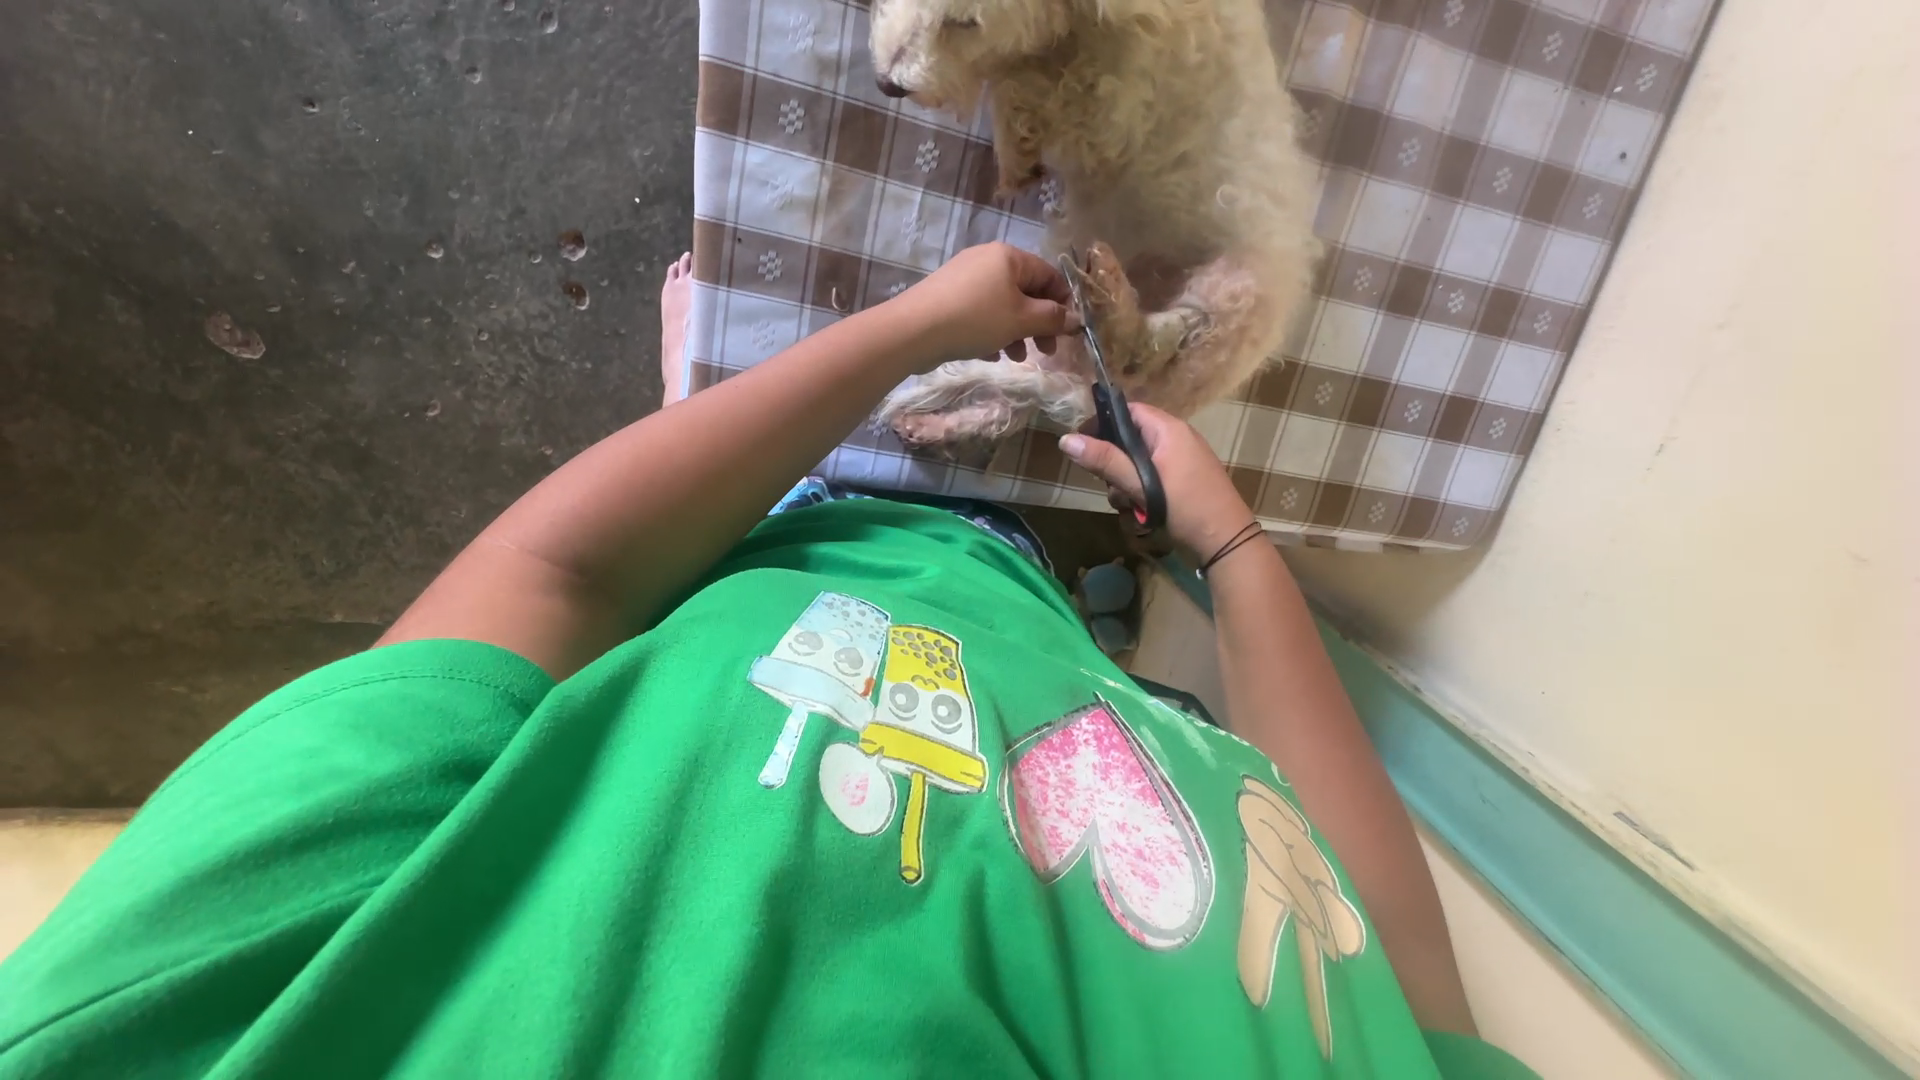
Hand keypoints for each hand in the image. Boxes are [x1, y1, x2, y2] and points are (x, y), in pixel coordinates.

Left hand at [892, 243, 1079, 371]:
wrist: (915, 330)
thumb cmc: (976, 319)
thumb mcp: (1021, 320)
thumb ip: (1052, 318)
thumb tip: (1075, 318)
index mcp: (1009, 257)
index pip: (1049, 275)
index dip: (1063, 304)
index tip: (1067, 332)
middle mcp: (987, 260)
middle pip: (1026, 292)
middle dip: (1039, 324)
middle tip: (1046, 352)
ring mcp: (964, 277)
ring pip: (1003, 305)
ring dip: (1016, 332)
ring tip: (1015, 358)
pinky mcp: (948, 297)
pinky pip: (980, 313)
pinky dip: (991, 332)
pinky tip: (990, 354)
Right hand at [1059, 403, 1260, 564]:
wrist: (1227, 542)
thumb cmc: (1185, 507)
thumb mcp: (1140, 484)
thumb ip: (1105, 460)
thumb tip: (1065, 440)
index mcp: (1169, 429)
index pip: (1127, 410)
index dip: (1101, 423)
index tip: (1082, 446)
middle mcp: (1176, 440)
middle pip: (1129, 440)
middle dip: (1114, 466)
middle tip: (1113, 487)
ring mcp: (1181, 462)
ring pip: (1137, 465)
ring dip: (1126, 486)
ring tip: (1131, 507)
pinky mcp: (1182, 483)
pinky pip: (1151, 480)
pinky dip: (1142, 495)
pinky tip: (1144, 515)